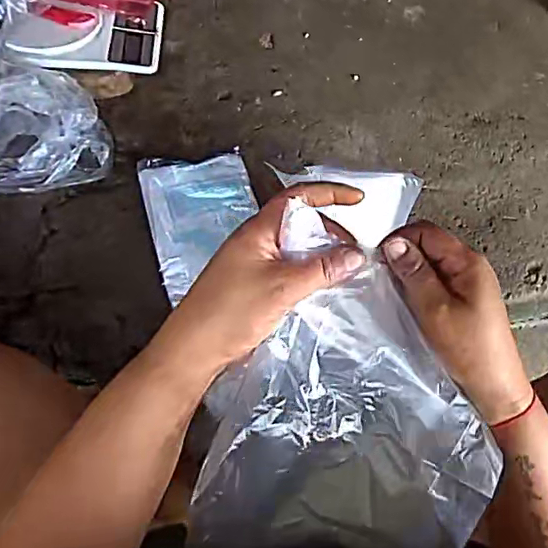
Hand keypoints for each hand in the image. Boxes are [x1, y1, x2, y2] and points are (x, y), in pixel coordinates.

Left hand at [155, 183, 366, 378]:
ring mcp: (254, 262)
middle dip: (331, 229)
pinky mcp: (254, 283)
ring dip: (322, 252)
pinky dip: (310, 270)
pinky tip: (322, 285)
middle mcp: (256, 241)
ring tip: (342, 269)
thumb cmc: (228, 315)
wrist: (190, 354)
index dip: (330, 193)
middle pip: (301, 221)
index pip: (298, 197)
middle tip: (351, 249)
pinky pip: (290, 266)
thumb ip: (323, 269)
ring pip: (296, 246)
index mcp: (258, 231)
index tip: (356, 199)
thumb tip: (356, 255)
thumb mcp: (283, 288)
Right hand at [381, 223, 532, 424]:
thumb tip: (395, 244)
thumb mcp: (435, 310)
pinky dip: (420, 288)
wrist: (495, 386)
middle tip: (381, 277)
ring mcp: (470, 283)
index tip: (377, 258)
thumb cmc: (470, 351)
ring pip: (431, 264)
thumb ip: (415, 274)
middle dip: (403, 256)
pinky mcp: (466, 300)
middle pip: (430, 245)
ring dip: (410, 274)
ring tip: (393, 293)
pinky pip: (438, 282)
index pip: (427, 231)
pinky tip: (409, 304)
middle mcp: (471, 267)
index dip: (399, 239)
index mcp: (469, 262)